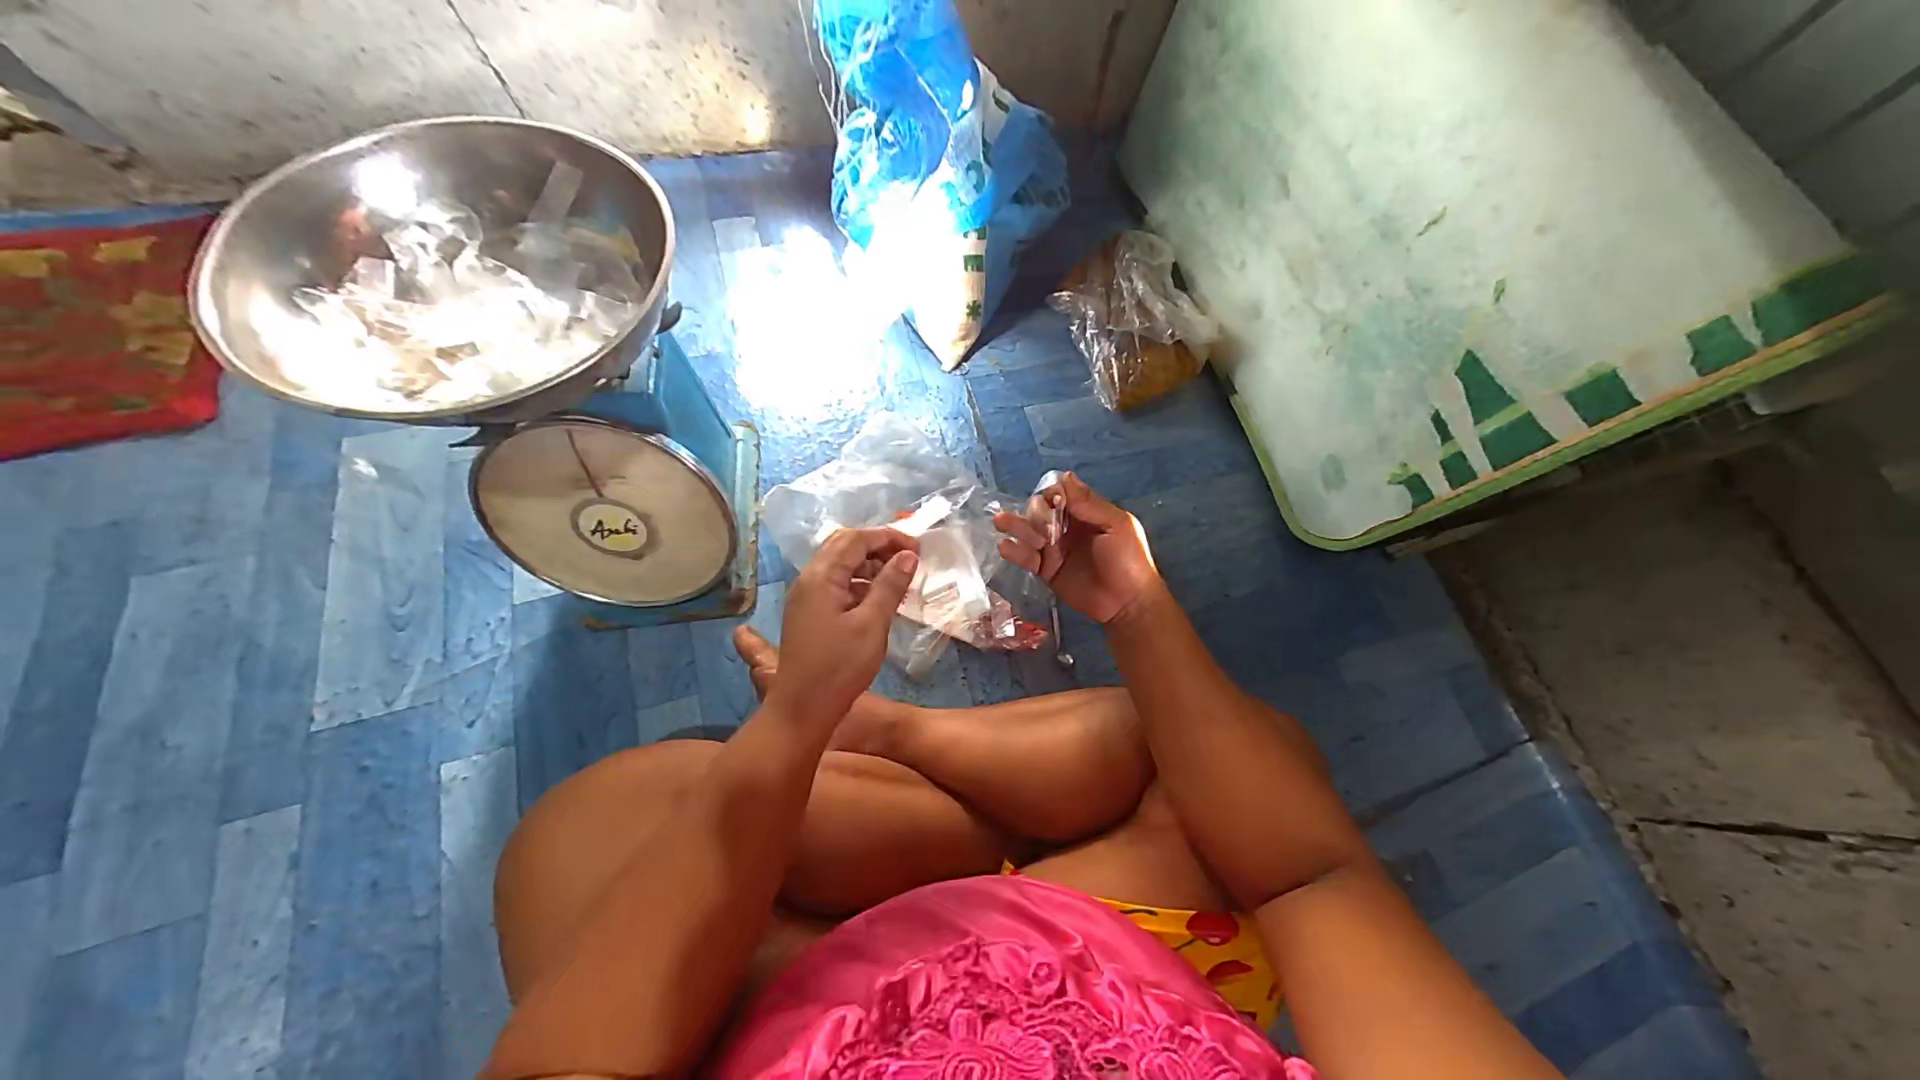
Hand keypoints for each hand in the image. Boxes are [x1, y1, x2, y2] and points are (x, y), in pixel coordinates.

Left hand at [769, 527, 919, 727]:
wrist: (802, 709)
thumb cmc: (839, 667)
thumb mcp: (872, 624)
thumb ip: (890, 585)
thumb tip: (908, 555)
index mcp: (820, 577)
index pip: (855, 539)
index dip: (888, 537)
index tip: (918, 548)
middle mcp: (808, 579)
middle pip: (844, 546)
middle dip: (878, 546)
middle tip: (909, 558)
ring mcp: (806, 597)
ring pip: (840, 565)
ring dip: (869, 564)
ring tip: (899, 577)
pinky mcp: (809, 613)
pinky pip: (836, 584)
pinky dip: (860, 583)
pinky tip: (879, 598)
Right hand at [995, 472, 1161, 623]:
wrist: (1128, 603)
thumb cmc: (1129, 560)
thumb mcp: (1116, 525)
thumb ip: (1090, 503)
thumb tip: (1066, 477)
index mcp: (1084, 512)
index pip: (1060, 493)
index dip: (1052, 494)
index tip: (1054, 502)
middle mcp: (1066, 527)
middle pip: (1039, 510)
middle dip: (1035, 513)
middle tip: (1043, 527)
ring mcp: (1054, 549)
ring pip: (1028, 531)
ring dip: (1016, 525)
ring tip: (1002, 522)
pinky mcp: (1046, 570)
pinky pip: (1026, 557)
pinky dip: (1014, 551)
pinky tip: (1005, 546)